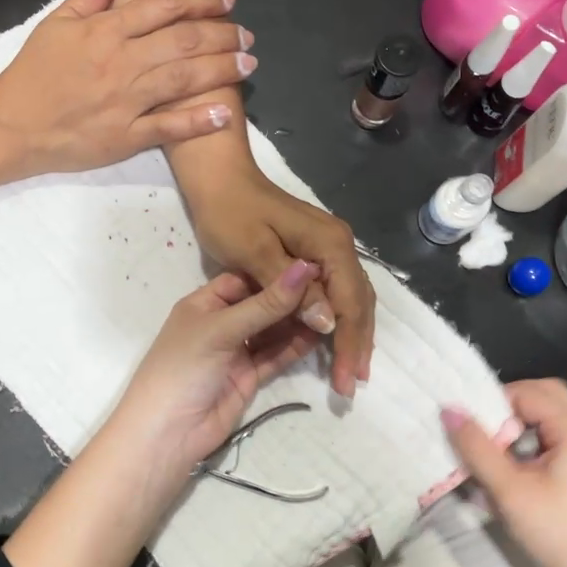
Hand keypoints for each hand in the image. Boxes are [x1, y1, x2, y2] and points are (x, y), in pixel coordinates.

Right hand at [0, 0, 254, 175]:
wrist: (13, 126)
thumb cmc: (35, 73)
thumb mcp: (57, 22)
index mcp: (107, 31)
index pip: (164, 5)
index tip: (226, 0)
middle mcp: (122, 62)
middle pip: (184, 41)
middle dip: (221, 35)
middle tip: (246, 36)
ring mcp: (126, 102)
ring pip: (184, 80)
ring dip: (221, 70)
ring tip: (247, 64)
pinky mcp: (126, 138)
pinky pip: (169, 128)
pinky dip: (198, 121)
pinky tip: (225, 115)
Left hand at [105, 261, 323, 475]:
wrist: (167, 432)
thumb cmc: (184, 368)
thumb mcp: (222, 329)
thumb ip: (266, 303)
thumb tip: (306, 266)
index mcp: (204, 302)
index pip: (247, 277)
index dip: (278, 271)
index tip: (317, 264)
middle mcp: (221, 322)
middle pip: (264, 304)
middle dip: (294, 299)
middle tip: (335, 288)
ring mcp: (235, 351)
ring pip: (274, 330)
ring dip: (299, 322)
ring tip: (336, 310)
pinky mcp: (248, 376)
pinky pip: (277, 356)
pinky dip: (297, 347)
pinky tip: (323, 335)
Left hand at [183, 163, 375, 397]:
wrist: (213, 182)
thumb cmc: (227, 215)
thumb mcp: (253, 254)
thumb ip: (285, 290)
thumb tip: (328, 321)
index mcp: (324, 245)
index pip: (347, 300)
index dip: (348, 341)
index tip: (347, 376)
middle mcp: (329, 252)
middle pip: (352, 304)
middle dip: (353, 345)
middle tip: (352, 384)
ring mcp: (315, 262)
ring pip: (339, 307)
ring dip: (343, 341)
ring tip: (347, 377)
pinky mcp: (299, 270)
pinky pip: (317, 305)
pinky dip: (321, 330)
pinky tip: (326, 354)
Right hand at [442, 379, 566, 566]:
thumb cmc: (560, 534)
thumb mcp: (509, 491)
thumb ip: (477, 447)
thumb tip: (448, 410)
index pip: (531, 391)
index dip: (495, 400)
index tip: (470, 424)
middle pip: (550, 395)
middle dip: (511, 405)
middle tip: (483, 432)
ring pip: (560, 416)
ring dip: (527, 423)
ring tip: (501, 452)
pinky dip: (543, 440)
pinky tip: (526, 470)